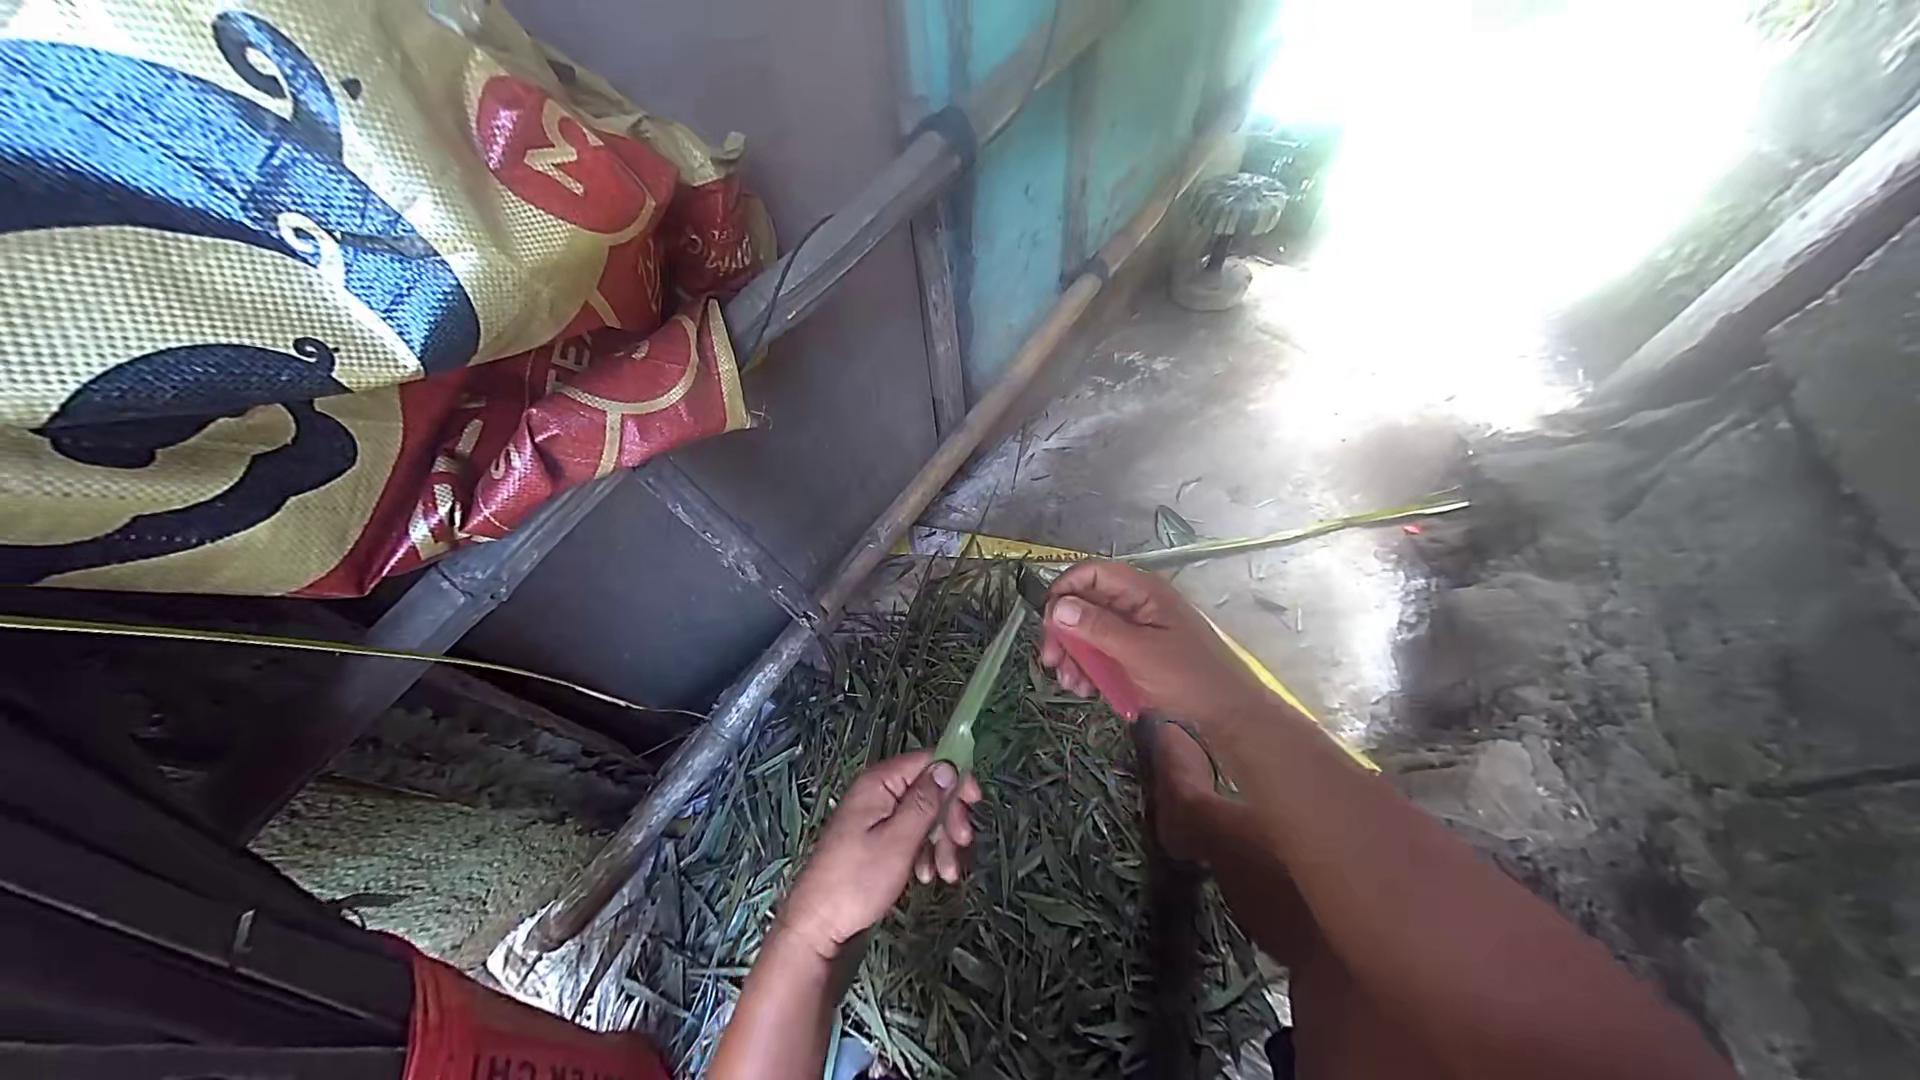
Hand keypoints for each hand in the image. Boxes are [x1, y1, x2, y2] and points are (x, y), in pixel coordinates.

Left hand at [777, 751, 983, 958]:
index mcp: (879, 782)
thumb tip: (948, 766)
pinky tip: (927, 875)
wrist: (819, 928)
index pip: (927, 761)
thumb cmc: (858, 881)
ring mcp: (877, 817)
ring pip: (924, 815)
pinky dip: (926, 852)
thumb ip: (925, 801)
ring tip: (947, 873)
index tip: (975, 803)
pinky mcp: (878, 841)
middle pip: (929, 789)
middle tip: (962, 844)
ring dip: (941, 840)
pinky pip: (911, 835)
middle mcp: (879, 792)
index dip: (955, 778)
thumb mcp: (899, 840)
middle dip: (949, 817)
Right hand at [1039, 561, 1275, 728]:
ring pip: (1089, 630)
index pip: (1091, 573)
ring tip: (1070, 683)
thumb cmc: (1189, 678)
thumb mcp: (1139, 652)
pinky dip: (1088, 667)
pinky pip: (1102, 651)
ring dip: (1073, 655)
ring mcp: (1136, 628)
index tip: (1047, 622)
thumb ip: (1097, 627)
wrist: (1229, 715)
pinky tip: (1084, 687)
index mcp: (1142, 591)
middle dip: (1064, 632)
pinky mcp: (1135, 652)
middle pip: (1085, 603)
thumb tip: (1057, 607)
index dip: (1064, 591)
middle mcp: (1136, 603)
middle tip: (1050, 661)